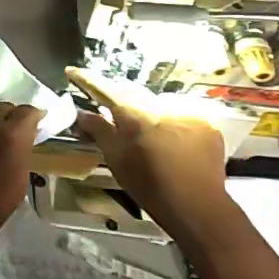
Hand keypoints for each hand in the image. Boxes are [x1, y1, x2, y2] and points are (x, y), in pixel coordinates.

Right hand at [66, 67, 231, 239]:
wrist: (197, 206)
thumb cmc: (149, 185)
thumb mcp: (115, 158)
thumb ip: (98, 130)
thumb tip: (82, 113)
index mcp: (135, 114)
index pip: (105, 88)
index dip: (86, 79)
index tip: (72, 72)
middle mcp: (162, 105)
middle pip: (132, 95)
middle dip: (118, 100)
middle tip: (107, 110)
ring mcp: (188, 112)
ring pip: (157, 104)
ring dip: (146, 111)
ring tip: (142, 130)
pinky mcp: (206, 123)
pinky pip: (180, 114)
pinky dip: (169, 121)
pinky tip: (168, 139)